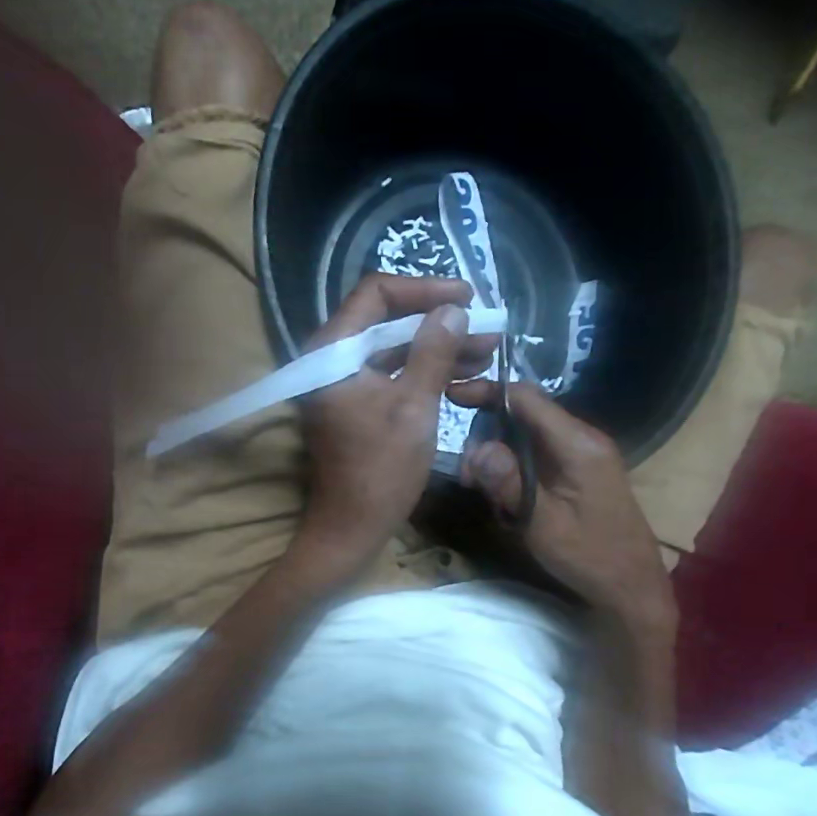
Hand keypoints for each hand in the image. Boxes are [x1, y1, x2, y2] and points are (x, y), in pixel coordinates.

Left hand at [298, 274, 490, 564]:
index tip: (466, 296)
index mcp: (332, 352)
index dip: (423, 288)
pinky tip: (463, 371)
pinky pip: (390, 372)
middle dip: (437, 319)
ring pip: (392, 347)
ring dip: (436, 345)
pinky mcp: (354, 401)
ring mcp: (341, 381)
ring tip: (487, 347)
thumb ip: (433, 352)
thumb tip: (453, 309)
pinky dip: (423, 369)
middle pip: (385, 319)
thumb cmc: (381, 470)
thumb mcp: (415, 407)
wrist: (351, 527)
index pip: (375, 294)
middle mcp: (329, 359)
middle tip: (486, 325)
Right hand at [446, 380, 675, 643]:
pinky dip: (512, 468)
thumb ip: (510, 483)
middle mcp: (582, 440)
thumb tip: (477, 448)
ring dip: (497, 455)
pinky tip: (505, 498)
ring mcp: (582, 455)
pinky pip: (536, 454)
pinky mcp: (578, 471)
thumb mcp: (543, 524)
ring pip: (526, 436)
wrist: (632, 588)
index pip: (527, 398)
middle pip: (523, 415)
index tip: (451, 396)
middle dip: (487, 436)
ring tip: (483, 492)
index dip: (488, 391)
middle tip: (466, 476)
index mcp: (578, 445)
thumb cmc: (590, 556)